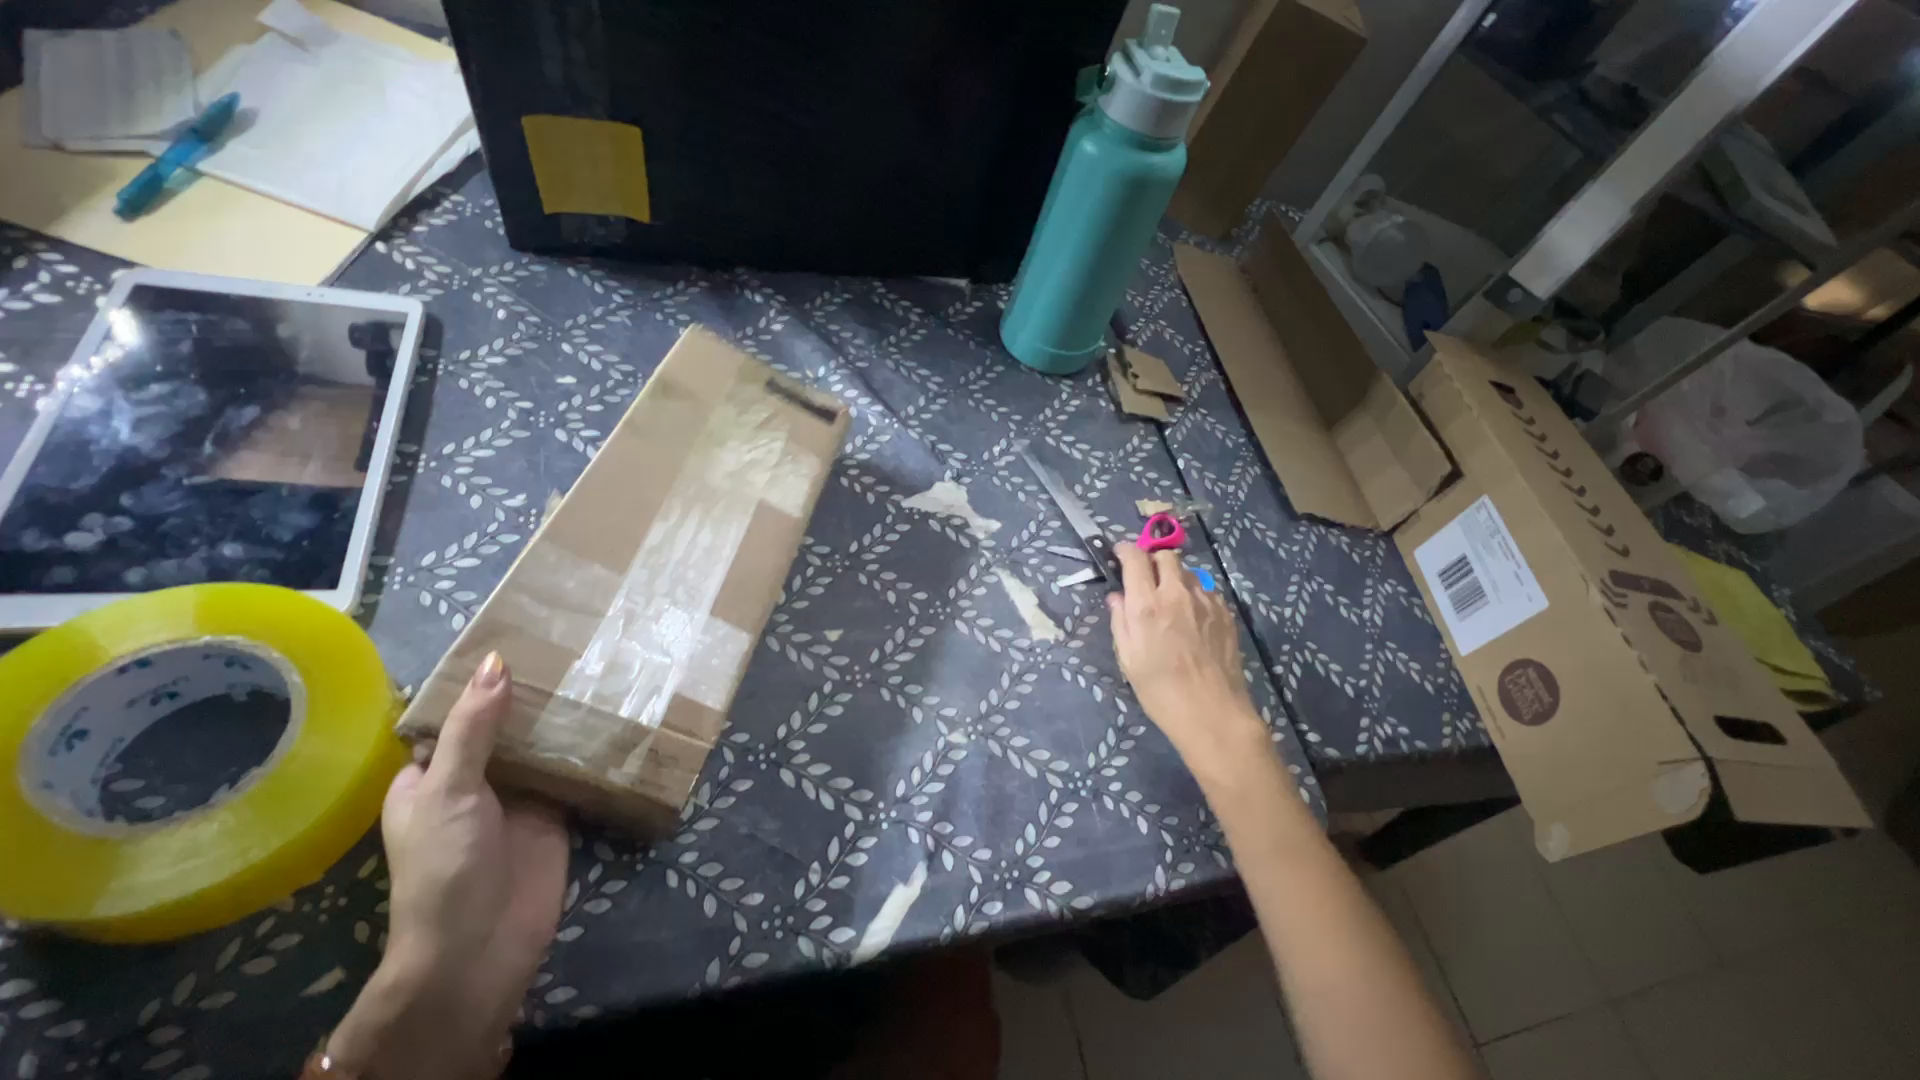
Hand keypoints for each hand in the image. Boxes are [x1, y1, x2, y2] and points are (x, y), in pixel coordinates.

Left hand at [327, 652, 569, 1079]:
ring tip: (597, 665)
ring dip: (561, 717)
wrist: (482, 945)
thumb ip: (473, 728)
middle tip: (569, 641)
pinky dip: (589, 748)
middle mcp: (475, 779)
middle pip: (503, 726)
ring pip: (540, 745)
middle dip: (529, 694)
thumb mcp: (448, 790)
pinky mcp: (556, 812)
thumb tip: (496, 661)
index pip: (454, 715)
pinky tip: (613, 713)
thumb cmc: (446, 866)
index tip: (515, 635)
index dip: (478, 681)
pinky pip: (572, 770)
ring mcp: (518, 796)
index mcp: (431, 773)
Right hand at [1107, 544, 1266, 770]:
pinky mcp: (1225, 612)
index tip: (1119, 555)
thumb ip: (1120, 621)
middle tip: (1146, 579)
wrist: (1212, 713)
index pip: (1135, 558)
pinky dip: (1194, 595)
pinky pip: (1206, 591)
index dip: (1124, 551)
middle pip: (1166, 556)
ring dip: (1175, 578)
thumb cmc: (1160, 691)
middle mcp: (1177, 594)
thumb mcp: (1128, 659)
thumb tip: (1117, 597)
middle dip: (1153, 560)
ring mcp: (1205, 601)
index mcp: (1147, 605)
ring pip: (1188, 572)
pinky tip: (1192, 617)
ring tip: (1170, 601)